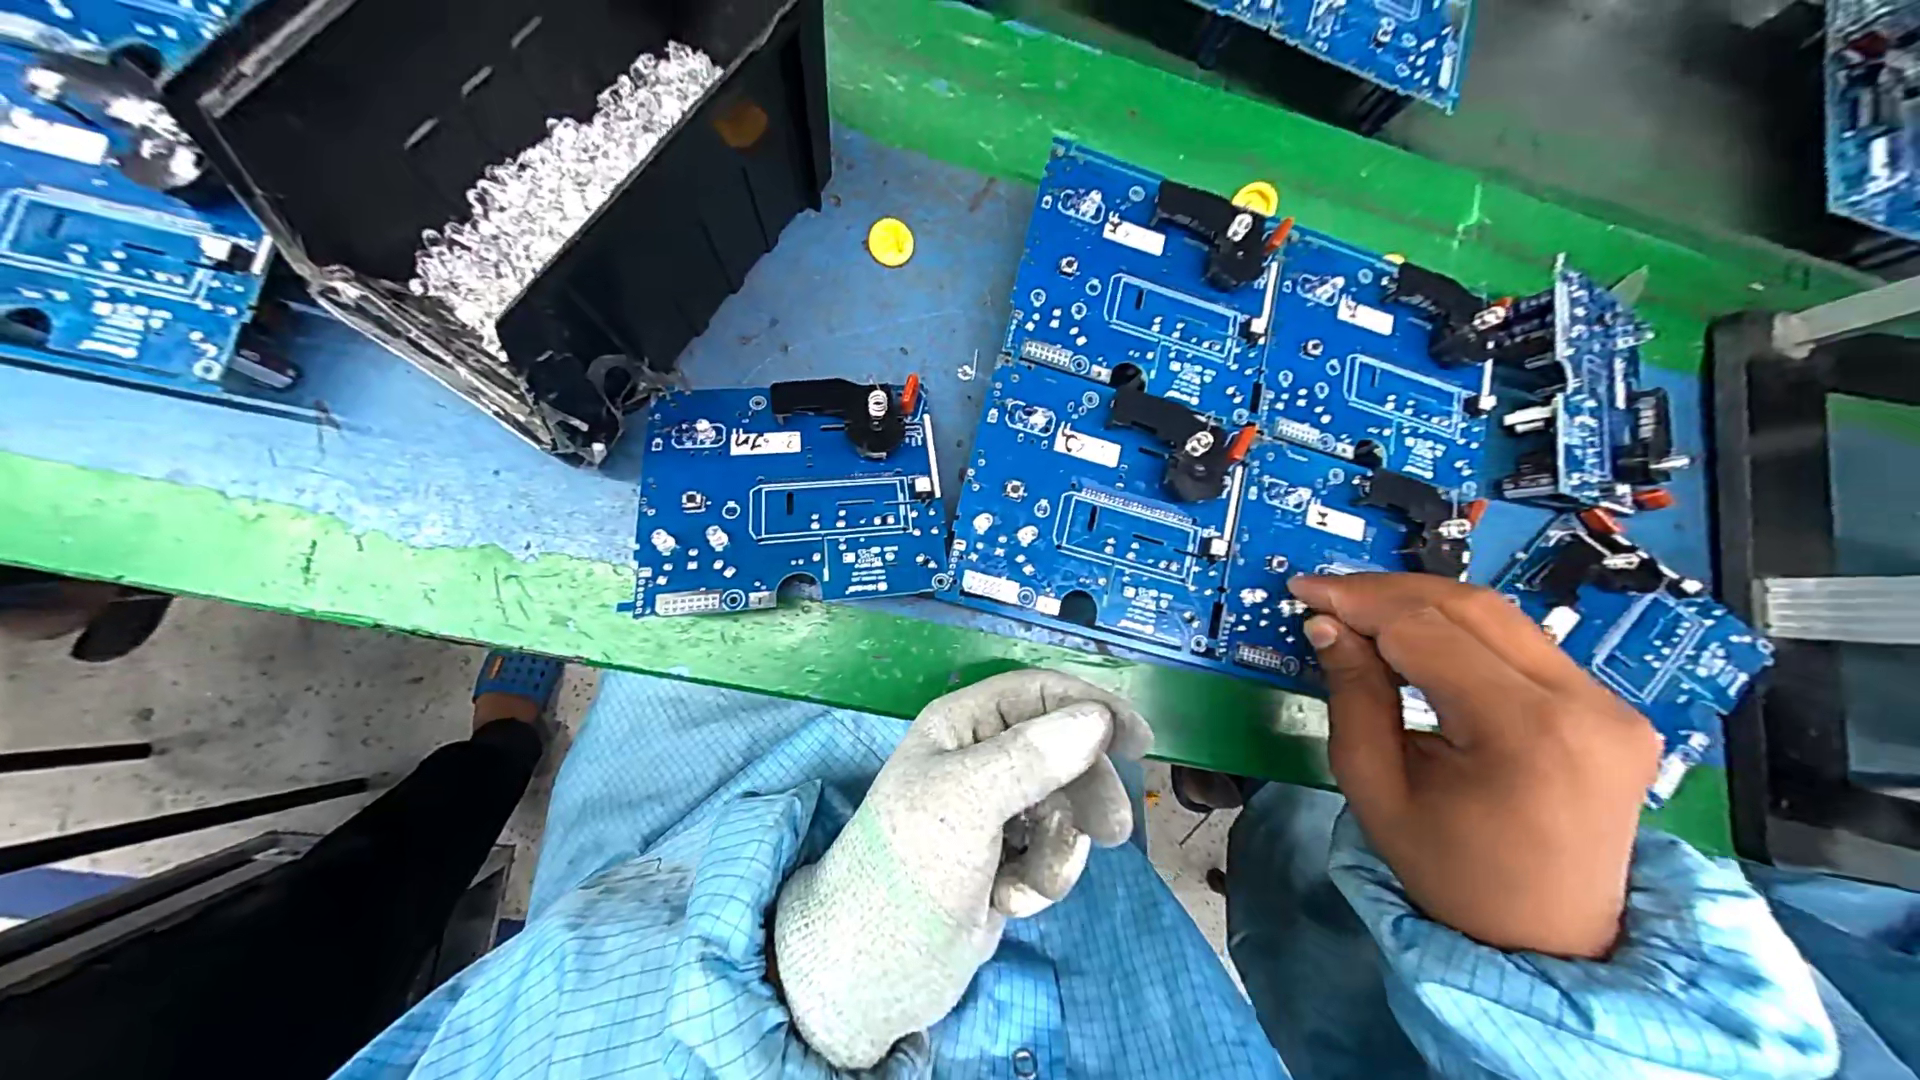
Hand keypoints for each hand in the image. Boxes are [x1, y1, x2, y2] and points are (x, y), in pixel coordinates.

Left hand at [773, 670, 1151, 1067]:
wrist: (875, 973)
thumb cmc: (911, 867)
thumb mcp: (967, 800)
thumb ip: (1031, 757)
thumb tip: (1097, 718)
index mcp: (964, 725)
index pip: (1040, 694)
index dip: (1091, 707)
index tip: (1139, 740)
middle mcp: (981, 758)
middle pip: (1064, 752)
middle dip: (1085, 792)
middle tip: (1114, 830)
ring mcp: (995, 811)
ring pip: (1065, 809)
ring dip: (1058, 849)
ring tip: (1024, 881)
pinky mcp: (1006, 858)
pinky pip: (1053, 852)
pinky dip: (1041, 878)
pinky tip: (1005, 900)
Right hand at [1288, 572, 1660, 959]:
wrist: (1548, 934)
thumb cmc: (1449, 870)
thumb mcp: (1375, 785)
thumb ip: (1353, 695)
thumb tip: (1327, 626)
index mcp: (1527, 733)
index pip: (1426, 632)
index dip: (1355, 602)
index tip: (1304, 591)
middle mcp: (1586, 705)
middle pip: (1470, 607)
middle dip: (1385, 590)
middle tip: (1324, 591)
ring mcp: (1609, 703)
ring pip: (1498, 614)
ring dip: (1418, 601)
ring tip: (1357, 606)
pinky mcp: (1608, 706)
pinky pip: (1517, 641)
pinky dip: (1454, 625)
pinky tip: (1408, 632)